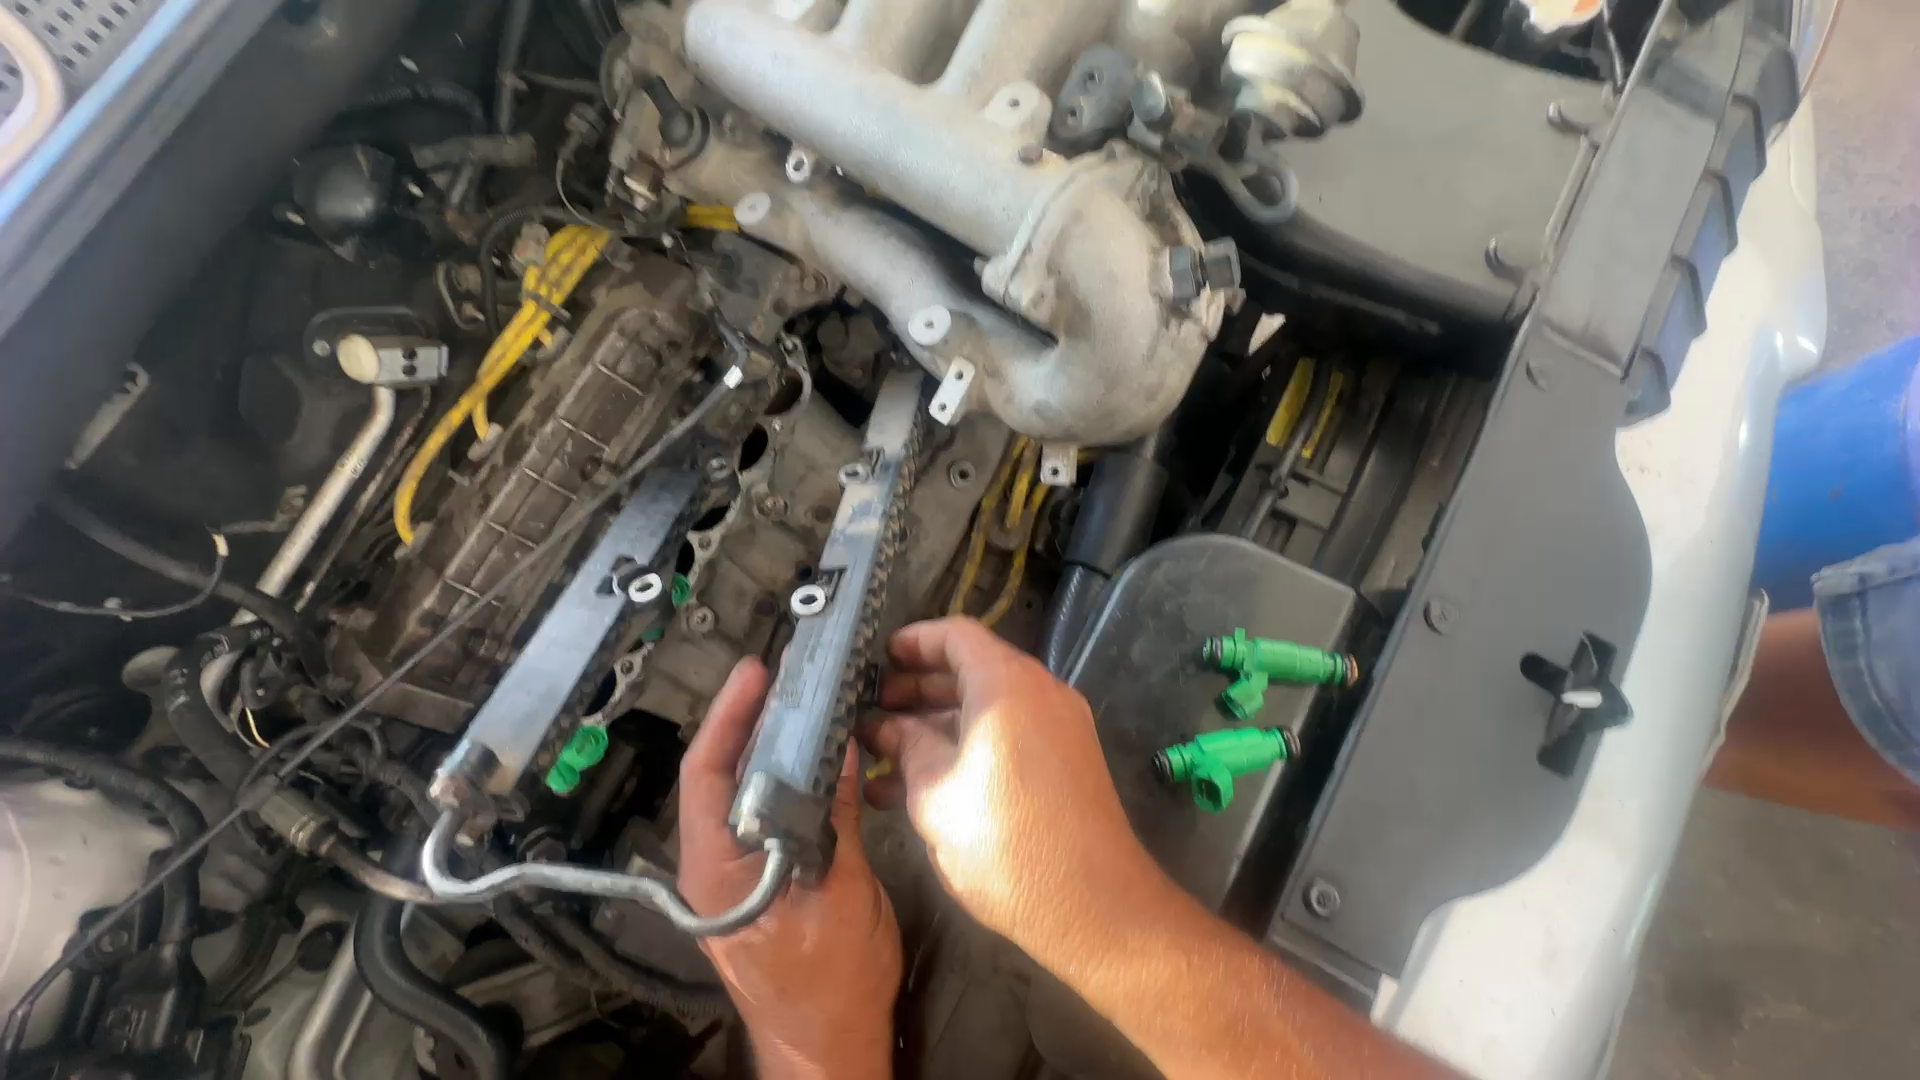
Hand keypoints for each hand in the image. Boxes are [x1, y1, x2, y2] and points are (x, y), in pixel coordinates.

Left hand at [678, 658, 901, 1079]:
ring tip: (801, 702)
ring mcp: (734, 873)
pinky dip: (787, 780)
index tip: (755, 673)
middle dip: (750, 721)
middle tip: (786, 676)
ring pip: (744, 794)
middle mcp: (714, 865)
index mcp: (717, 869)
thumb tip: (840, 749)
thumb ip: (837, 816)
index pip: (707, 773)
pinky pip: (766, 815)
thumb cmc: (833, 982)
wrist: (829, 1049)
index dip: (729, 716)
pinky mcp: (759, 878)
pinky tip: (816, 757)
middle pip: (721, 775)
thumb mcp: (844, 891)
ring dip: (769, 748)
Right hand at [860, 617, 1158, 972]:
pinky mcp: (1067, 759)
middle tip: (875, 712)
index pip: (957, 635)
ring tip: (887, 754)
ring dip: (939, 724)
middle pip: (973, 669)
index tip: (880, 660)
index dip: (914, 641)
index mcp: (1008, 684)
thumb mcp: (936, 793)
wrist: (1095, 905)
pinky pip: (1010, 732)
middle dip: (919, 688)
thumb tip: (887, 727)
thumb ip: (908, 747)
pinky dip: (970, 744)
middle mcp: (1040, 692)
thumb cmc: (1005, 842)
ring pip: (989, 706)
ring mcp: (1059, 725)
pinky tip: (926, 781)